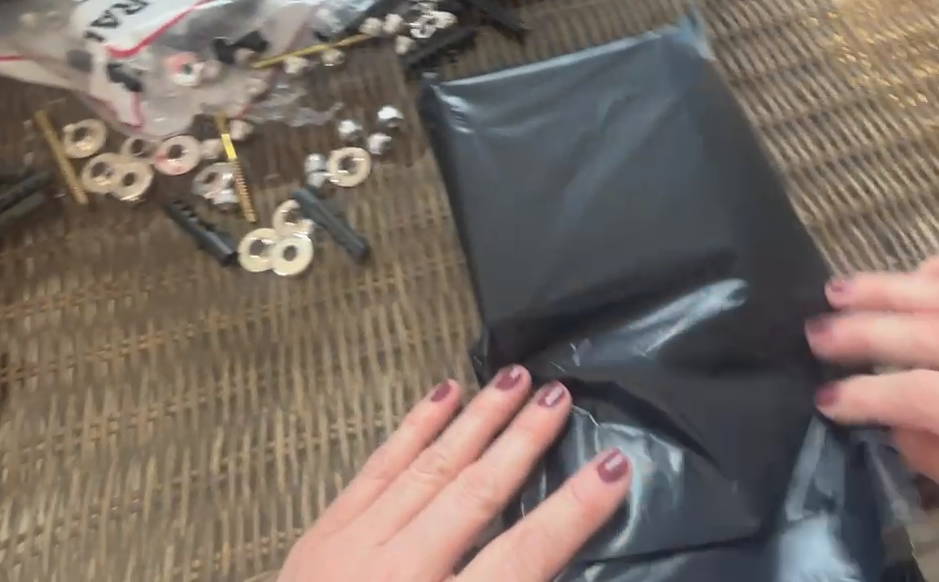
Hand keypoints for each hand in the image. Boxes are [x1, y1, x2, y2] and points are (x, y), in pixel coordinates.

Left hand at [278, 366, 630, 581]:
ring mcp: (353, 547)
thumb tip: (544, 572)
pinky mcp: (324, 531)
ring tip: (515, 376)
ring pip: (430, 466)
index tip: (614, 465)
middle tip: (561, 393)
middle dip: (523, 441)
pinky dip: (414, 426)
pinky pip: (379, 465)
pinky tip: (442, 391)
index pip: (520, 561)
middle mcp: (397, 576)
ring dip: (477, 419)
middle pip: (474, 495)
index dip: (571, 513)